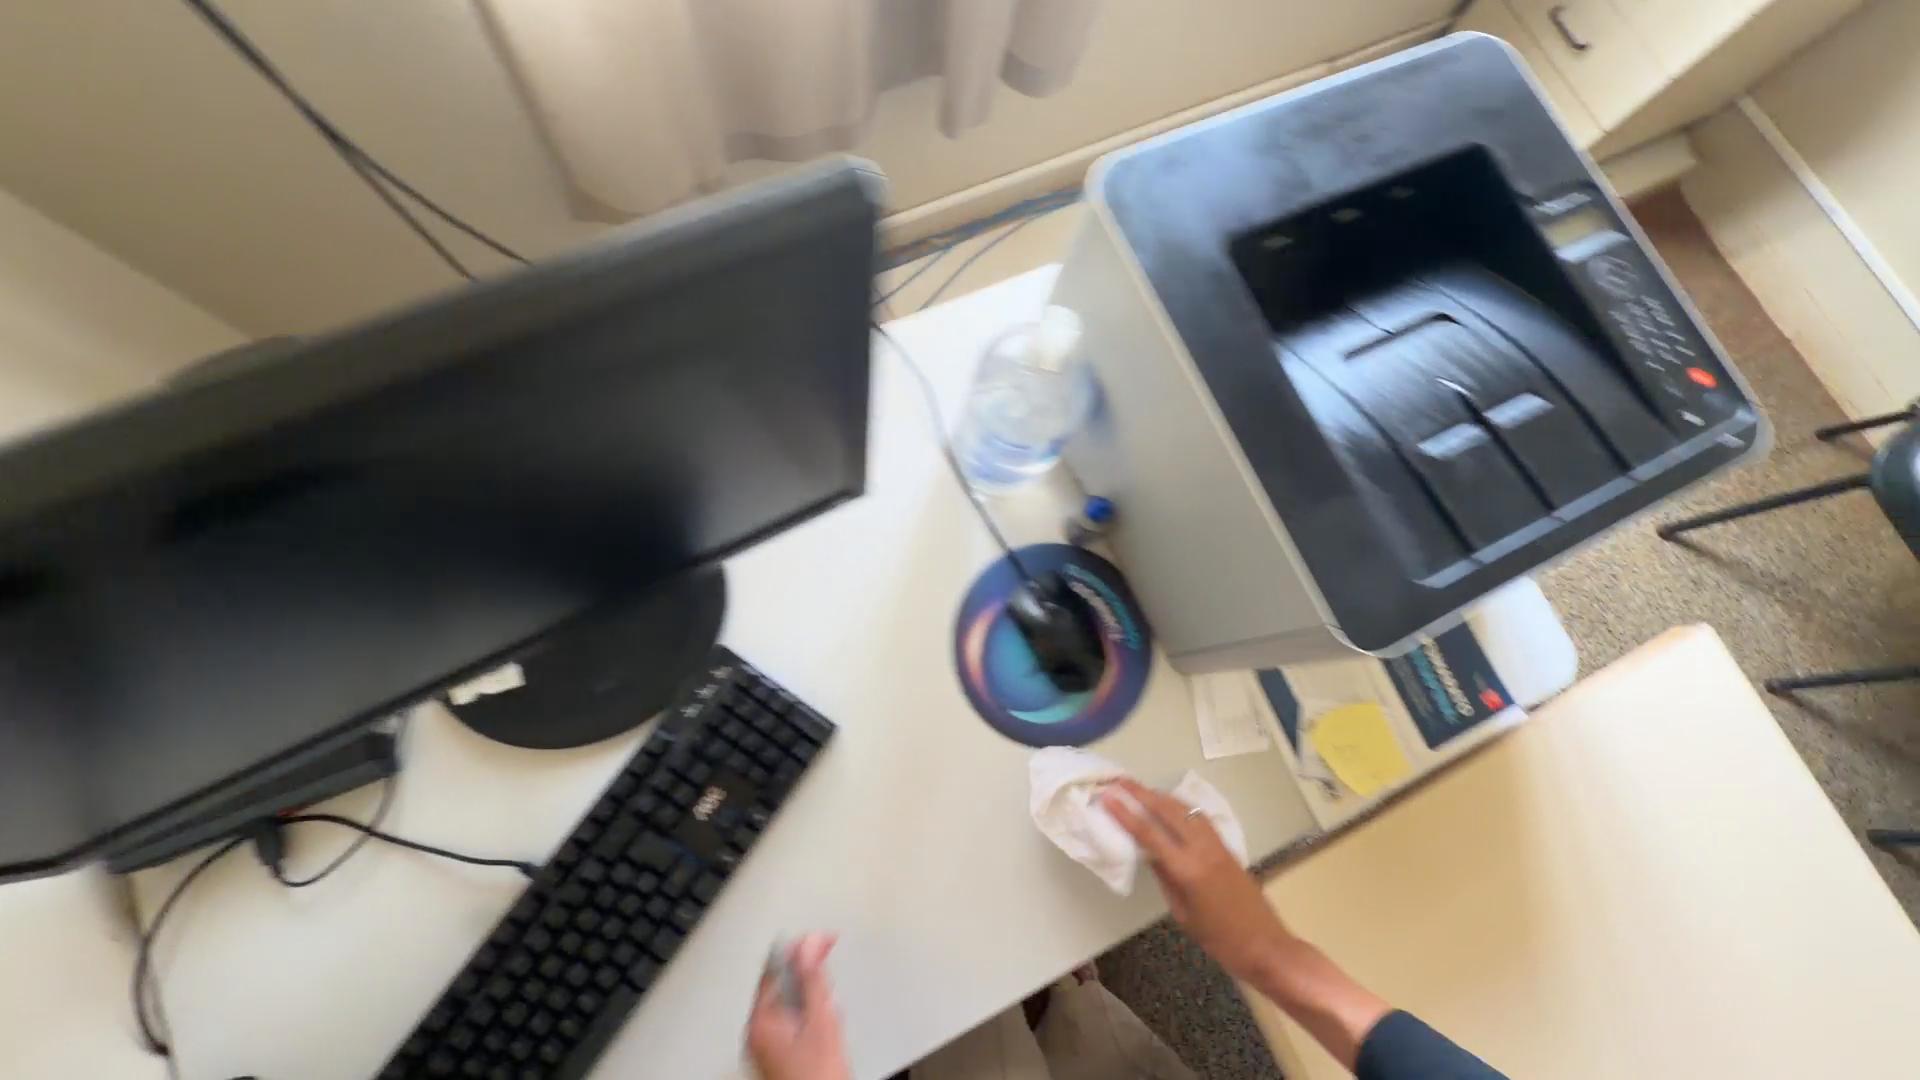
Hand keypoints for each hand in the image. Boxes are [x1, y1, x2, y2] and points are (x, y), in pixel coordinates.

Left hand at [746, 933, 851, 1079]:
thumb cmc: (819, 1075)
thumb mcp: (821, 1017)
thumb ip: (813, 977)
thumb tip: (807, 944)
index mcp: (761, 1019)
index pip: (775, 966)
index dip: (800, 946)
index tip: (821, 936)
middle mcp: (757, 1030)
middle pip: (780, 981)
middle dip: (806, 968)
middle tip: (827, 953)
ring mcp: (765, 1042)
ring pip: (787, 997)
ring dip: (809, 988)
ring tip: (828, 997)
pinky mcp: (777, 1051)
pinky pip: (790, 1015)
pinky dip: (806, 1007)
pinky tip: (822, 1015)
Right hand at [1100, 779, 1290, 982]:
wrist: (1267, 946)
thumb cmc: (1220, 940)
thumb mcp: (1182, 913)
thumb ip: (1165, 878)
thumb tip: (1149, 852)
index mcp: (1188, 870)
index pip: (1150, 833)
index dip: (1126, 813)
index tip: (1108, 795)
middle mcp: (1202, 849)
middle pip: (1168, 810)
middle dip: (1142, 793)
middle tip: (1120, 781)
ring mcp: (1217, 845)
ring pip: (1185, 809)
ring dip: (1161, 796)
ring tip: (1140, 789)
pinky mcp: (1227, 846)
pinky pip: (1199, 817)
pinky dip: (1180, 806)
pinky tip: (1170, 807)